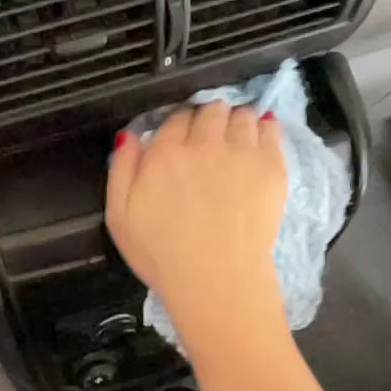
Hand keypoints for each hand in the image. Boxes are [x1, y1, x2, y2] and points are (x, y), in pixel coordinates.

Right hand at [106, 100, 288, 328]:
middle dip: (208, 120)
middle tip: (208, 141)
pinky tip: (260, 136)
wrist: (215, 280)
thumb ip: (121, 170)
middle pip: (210, 110)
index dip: (178, 127)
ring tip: (235, 139)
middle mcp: (204, 143)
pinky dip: (264, 128)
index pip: (175, 118)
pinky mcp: (271, 167)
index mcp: (164, 153)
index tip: (180, 141)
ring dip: (236, 122)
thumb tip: (131, 136)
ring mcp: (241, 153)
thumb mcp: (119, 217)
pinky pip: (271, 130)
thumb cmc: (161, 255)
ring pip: (242, 115)